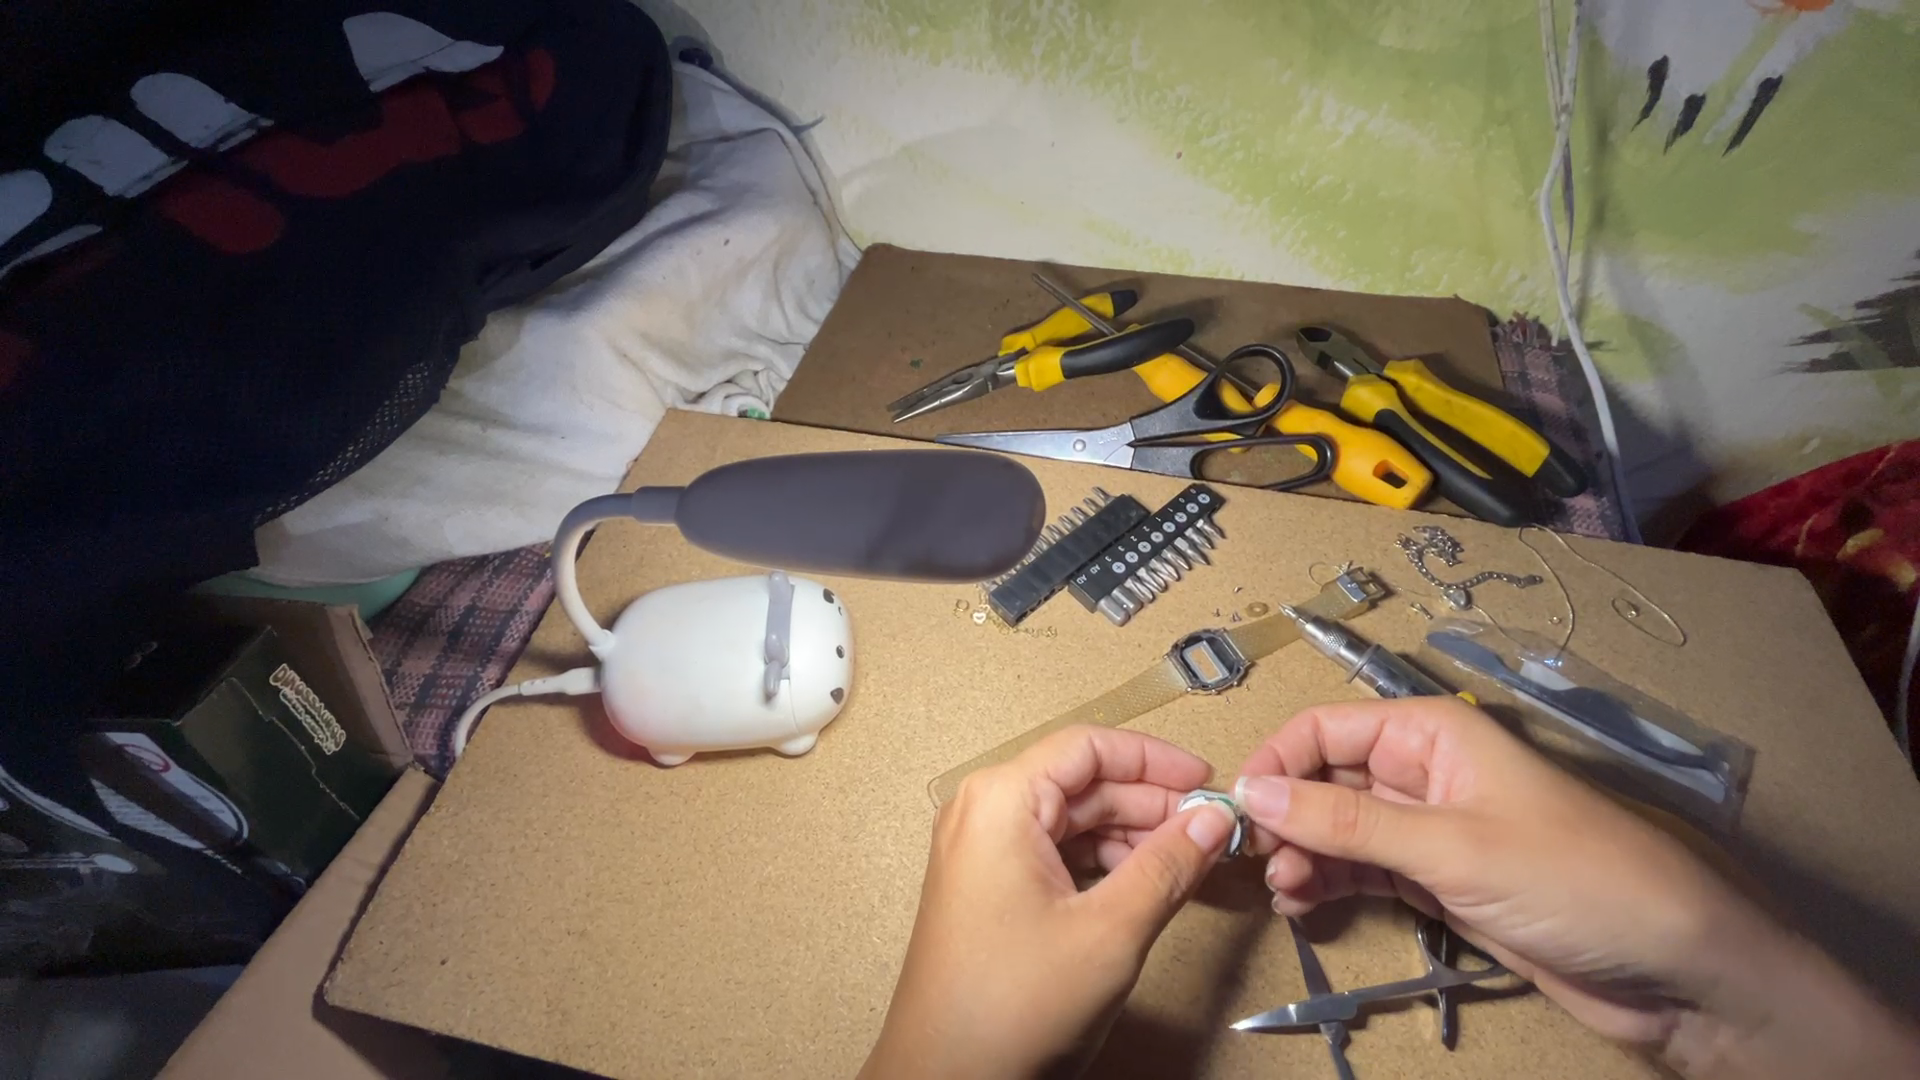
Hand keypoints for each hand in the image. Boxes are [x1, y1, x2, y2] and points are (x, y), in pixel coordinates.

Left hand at [860, 726, 1237, 1079]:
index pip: (1087, 747)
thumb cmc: (1011, 1006)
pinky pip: (1055, 848)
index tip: (1206, 780)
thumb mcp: (1108, 932)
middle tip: (1210, 827)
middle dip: (1149, 802)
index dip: (1153, 758)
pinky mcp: (990, 879)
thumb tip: (1212, 819)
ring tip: (1189, 856)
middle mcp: (986, 807)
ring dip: (1131, 833)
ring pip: (1072, 817)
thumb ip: (1167, 866)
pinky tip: (1146, 878)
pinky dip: (1103, 860)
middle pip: (1082, 781)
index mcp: (1002, 798)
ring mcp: (984, 843)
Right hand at [1232, 697, 1919, 1078]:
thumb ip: (1342, 820)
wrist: (1685, 974)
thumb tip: (1249, 793)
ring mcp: (1422, 826)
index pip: (1323, 729)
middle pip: (1322, 779)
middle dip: (1285, 817)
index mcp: (1424, 732)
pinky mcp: (1430, 876)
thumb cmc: (1571, 877)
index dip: (1276, 762)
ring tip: (1284, 891)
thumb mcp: (1448, 845)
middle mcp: (1415, 769)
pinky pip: (1358, 867)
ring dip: (1301, 854)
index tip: (1238, 808)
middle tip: (1257, 861)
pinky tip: (1304, 903)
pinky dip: (1327, 882)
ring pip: (1333, 826)